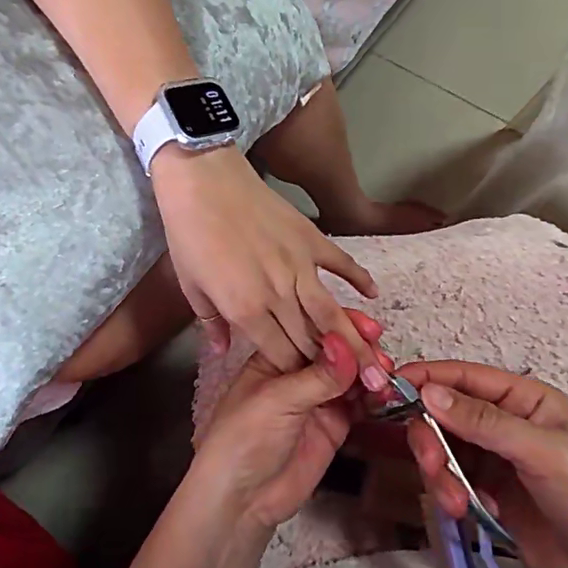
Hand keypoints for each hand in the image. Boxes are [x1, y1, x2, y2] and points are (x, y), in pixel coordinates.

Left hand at [153, 146, 384, 378]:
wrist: (203, 179)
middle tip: (362, 385)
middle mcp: (280, 295)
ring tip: (378, 360)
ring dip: (356, 339)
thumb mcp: (190, 285)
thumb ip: (212, 323)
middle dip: (337, 368)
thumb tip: (224, 352)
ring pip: (333, 312)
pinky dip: (360, 278)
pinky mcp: (312, 239)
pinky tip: (374, 295)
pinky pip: (342, 263)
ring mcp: (301, 266)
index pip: (282, 355)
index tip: (313, 387)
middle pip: (313, 341)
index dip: (299, 376)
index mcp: (247, 310)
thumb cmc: (189, 234)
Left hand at [191, 322, 377, 530]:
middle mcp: (298, 372)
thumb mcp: (277, 401)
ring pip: (352, 376)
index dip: (340, 326)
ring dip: (371, 373)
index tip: (367, 328)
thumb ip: (318, 376)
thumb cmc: (243, 440)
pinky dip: (374, 398)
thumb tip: (348, 345)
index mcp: (275, 355)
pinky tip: (385, 395)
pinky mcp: (334, 424)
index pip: (312, 330)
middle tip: (380, 357)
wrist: (241, 500)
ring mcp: (317, 398)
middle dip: (361, 350)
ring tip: (386, 376)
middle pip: (337, 352)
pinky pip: (359, 404)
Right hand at [397, 361, 567, 567]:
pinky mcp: (487, 496)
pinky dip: (450, 496)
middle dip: (430, 439)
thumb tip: (428, 392)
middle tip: (432, 467)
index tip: (388, 388)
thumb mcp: (544, 454)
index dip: (426, 379)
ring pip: (442, 452)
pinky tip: (469, 515)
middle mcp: (504, 424)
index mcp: (524, 400)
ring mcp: (493, 461)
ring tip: (458, 504)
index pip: (465, 378)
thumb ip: (484, 423)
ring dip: (440, 475)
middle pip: (444, 416)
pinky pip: (450, 484)